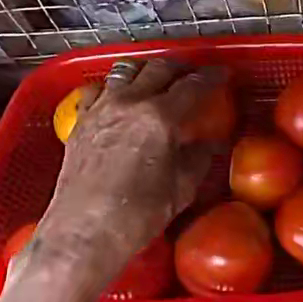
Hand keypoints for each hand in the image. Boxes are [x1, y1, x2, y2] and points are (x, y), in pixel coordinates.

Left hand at [25, 59, 225, 286]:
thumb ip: (199, 157)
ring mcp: (102, 110)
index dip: (212, 77)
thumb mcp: (183, 187)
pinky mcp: (81, 123)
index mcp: (161, 117)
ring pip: (126, 70)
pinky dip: (113, 86)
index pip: (194, 85)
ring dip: (146, 69)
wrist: (83, 233)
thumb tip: (209, 144)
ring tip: (157, 78)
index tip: (222, 75)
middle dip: (180, 67)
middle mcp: (130, 103)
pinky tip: (118, 97)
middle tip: (192, 75)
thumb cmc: (137, 216)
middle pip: (160, 68)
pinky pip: (98, 90)